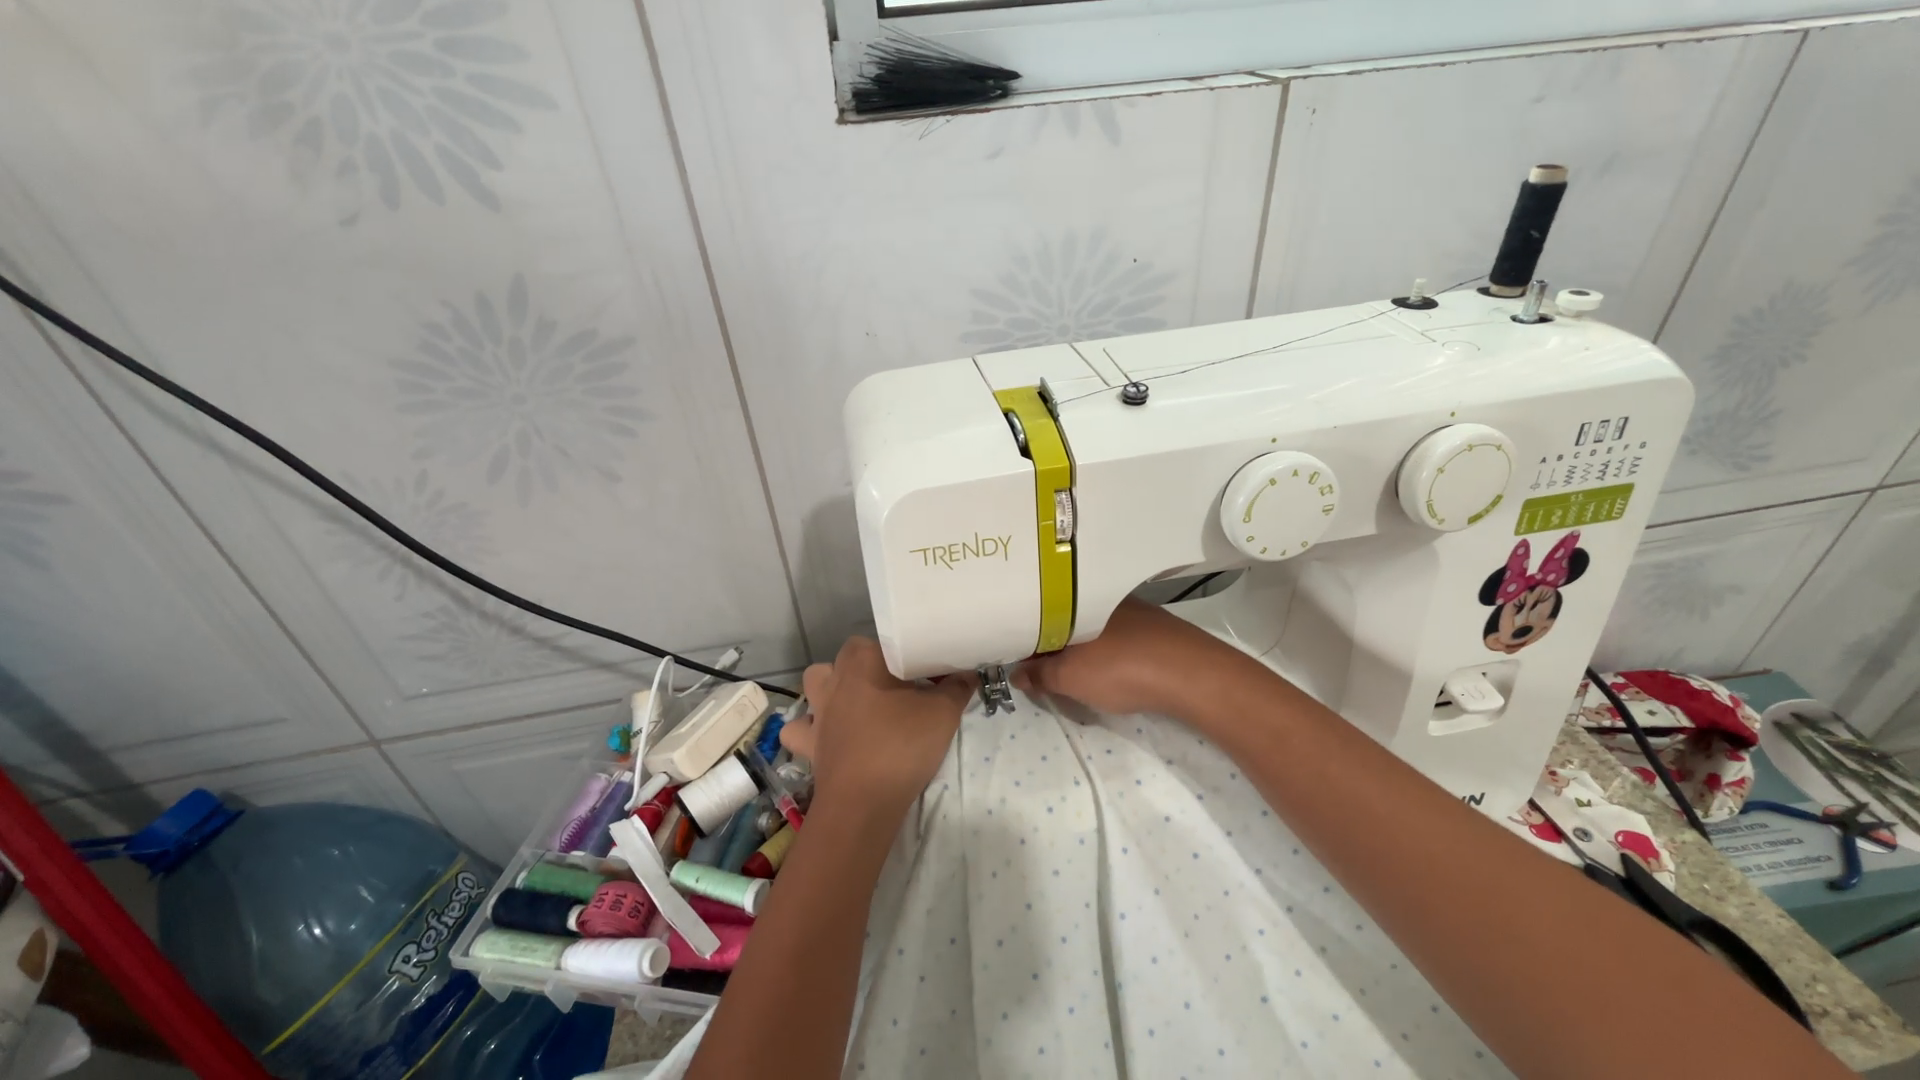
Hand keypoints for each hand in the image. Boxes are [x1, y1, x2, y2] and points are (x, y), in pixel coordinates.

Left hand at [778, 637, 973, 816]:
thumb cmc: (902, 746)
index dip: (912, 656)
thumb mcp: (943, 713)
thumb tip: (967, 673)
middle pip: (851, 657)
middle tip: (901, 688)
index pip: (890, 643)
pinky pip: (802, 728)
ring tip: (861, 704)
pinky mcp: (808, 743)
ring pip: (817, 683)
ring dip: (834, 688)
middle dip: (872, 666)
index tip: (931, 675)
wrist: (863, 802)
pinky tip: (830, 735)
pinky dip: (812, 728)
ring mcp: (817, 711)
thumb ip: (957, 688)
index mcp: (863, 660)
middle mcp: (835, 679)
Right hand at [1013, 598, 1242, 715]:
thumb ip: (1040, 675)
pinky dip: (1106, 650)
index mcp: (1078, 601)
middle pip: (1066, 620)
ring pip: (1092, 627)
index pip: (1040, 614)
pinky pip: (1117, 635)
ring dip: (1079, 648)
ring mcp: (1133, 609)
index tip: (1017, 659)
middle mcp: (1103, 597)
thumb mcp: (1071, 678)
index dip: (1024, 638)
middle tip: (1043, 671)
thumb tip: (1017, 673)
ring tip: (1073, 673)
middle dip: (1052, 644)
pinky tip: (1110, 669)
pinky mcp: (1156, 626)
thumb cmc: (1122, 670)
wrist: (1193, 674)